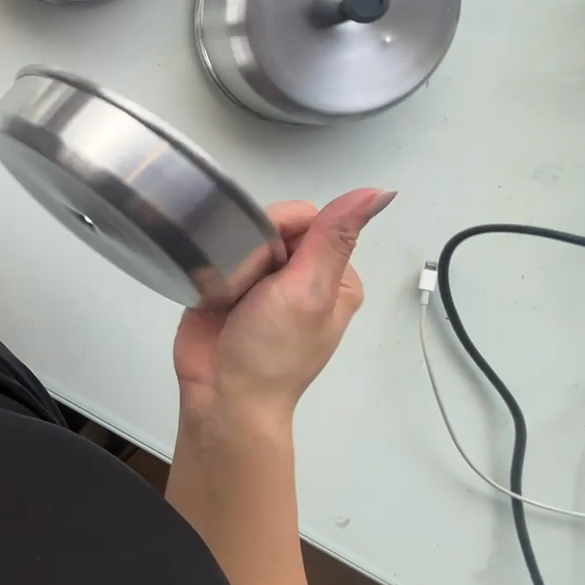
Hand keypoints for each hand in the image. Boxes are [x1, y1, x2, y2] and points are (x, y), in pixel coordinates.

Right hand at [172, 188, 394, 421]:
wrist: (221, 392)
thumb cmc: (272, 349)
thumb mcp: (308, 292)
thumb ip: (331, 240)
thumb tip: (380, 192)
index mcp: (332, 276)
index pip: (308, 219)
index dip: (281, 228)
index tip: (270, 261)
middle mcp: (297, 275)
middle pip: (269, 227)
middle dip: (249, 244)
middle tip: (245, 283)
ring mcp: (256, 283)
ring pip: (237, 239)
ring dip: (225, 254)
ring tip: (221, 285)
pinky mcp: (221, 288)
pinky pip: (213, 257)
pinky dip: (206, 263)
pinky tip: (205, 281)